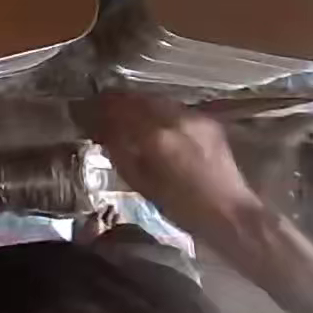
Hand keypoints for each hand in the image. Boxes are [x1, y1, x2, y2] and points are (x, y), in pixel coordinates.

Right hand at [75, 93, 264, 241]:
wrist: (229, 213)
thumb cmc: (181, 207)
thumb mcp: (141, 183)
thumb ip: (119, 152)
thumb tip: (103, 132)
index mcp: (154, 136)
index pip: (118, 110)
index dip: (98, 108)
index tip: (83, 109)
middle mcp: (173, 118)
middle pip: (136, 98)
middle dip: (114, 100)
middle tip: (99, 105)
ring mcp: (192, 115)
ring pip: (155, 99)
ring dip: (136, 102)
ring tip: (123, 109)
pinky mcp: (206, 119)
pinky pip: (173, 107)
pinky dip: (157, 109)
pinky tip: (152, 119)